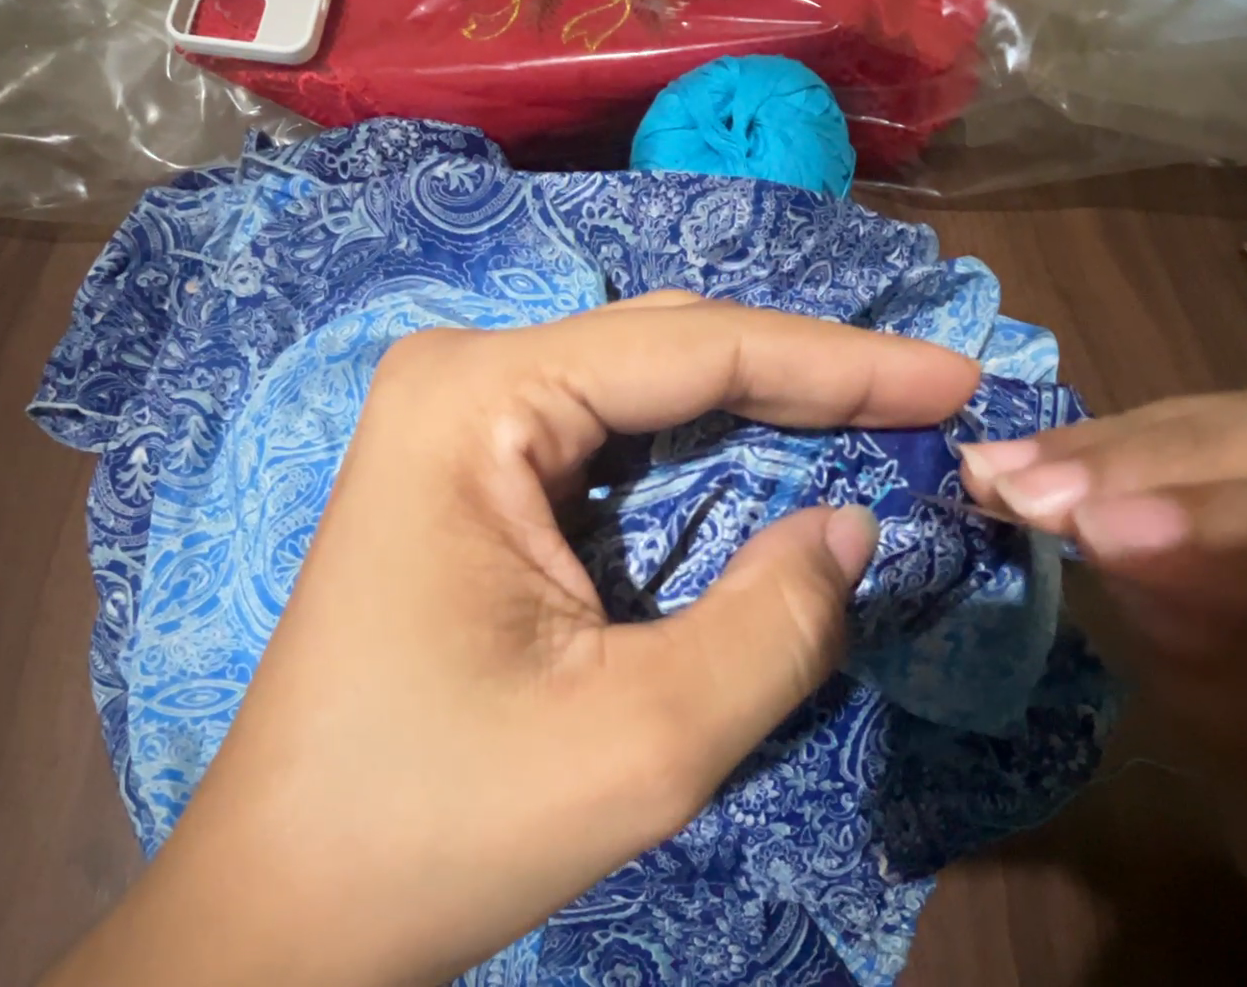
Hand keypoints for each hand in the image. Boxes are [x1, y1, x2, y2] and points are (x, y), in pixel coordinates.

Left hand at [42, 293, 979, 986]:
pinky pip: (602, 440)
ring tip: (869, 428)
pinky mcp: (458, 474)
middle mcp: (457, 380)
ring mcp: (449, 423)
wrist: (288, 898)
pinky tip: (759, 472)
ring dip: (754, 414)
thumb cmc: (439, 824)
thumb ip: (776, 623)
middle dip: (802, 380)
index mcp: (477, 400)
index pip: (694, 348)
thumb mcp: (642, 741)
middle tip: (926, 405)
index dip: (841, 364)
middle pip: (665, 352)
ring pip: (638, 391)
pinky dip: (693, 458)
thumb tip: (853, 527)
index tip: (957, 382)